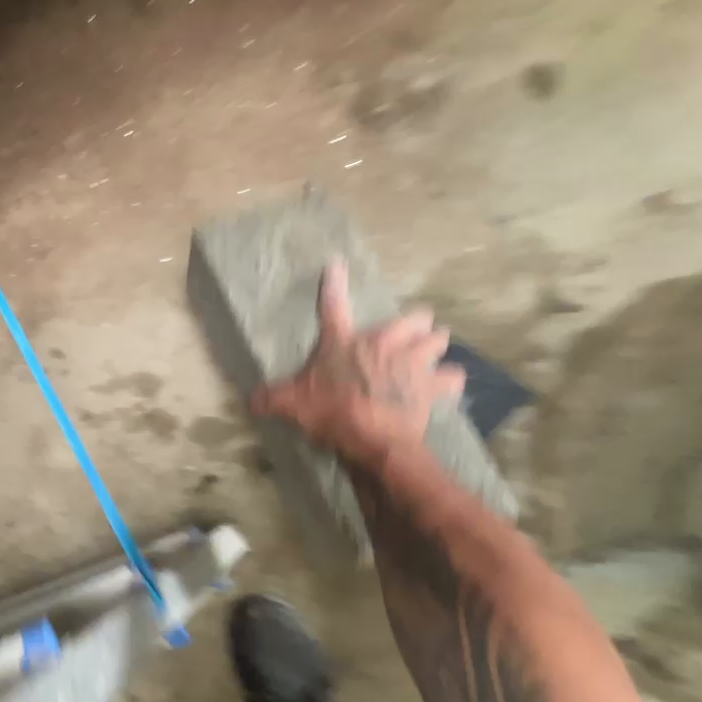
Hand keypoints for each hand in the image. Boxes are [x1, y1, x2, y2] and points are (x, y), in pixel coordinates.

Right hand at [251, 258, 463, 464]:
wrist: (374, 438)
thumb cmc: (331, 413)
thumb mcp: (291, 405)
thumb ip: (271, 398)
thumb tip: (249, 400)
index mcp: (343, 343)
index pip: (333, 305)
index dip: (334, 283)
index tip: (337, 263)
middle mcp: (382, 344)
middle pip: (413, 317)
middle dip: (416, 322)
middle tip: (410, 331)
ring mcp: (412, 363)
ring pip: (438, 340)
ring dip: (434, 345)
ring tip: (430, 352)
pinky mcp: (432, 386)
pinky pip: (452, 376)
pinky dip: (449, 380)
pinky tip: (445, 384)